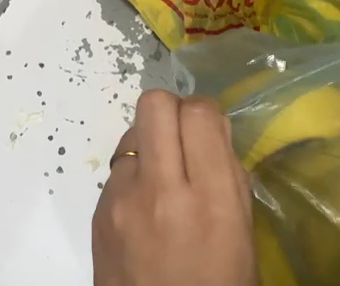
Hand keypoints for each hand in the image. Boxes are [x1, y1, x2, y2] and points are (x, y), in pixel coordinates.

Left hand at [92, 90, 256, 285]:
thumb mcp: (242, 235)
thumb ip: (228, 176)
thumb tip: (210, 127)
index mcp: (210, 202)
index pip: (199, 113)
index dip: (205, 113)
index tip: (209, 132)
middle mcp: (161, 192)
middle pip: (155, 103)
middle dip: (172, 110)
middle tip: (184, 139)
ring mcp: (122, 200)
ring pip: (133, 131)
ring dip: (152, 142)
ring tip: (165, 177)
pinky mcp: (98, 211)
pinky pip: (119, 168)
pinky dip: (136, 175)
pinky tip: (146, 208)